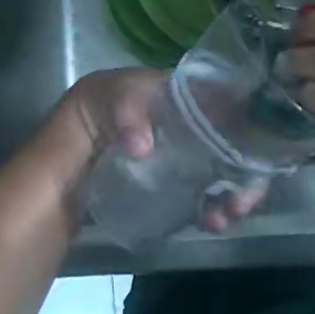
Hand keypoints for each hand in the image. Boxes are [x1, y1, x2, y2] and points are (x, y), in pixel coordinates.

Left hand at [55, 68, 267, 231]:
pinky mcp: (176, 185)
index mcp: (177, 92)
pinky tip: (213, 221)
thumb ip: (125, 110)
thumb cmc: (86, 118)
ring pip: (224, 169)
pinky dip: (216, 207)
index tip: (253, 146)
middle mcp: (187, 121)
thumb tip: (145, 146)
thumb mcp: (100, 97)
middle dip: (243, 166)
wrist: (60, 165)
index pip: (224, 99)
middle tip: (242, 196)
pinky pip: (207, 193)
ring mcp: (183, 155)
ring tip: (228, 214)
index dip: (243, 120)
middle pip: (231, 140)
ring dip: (235, 191)